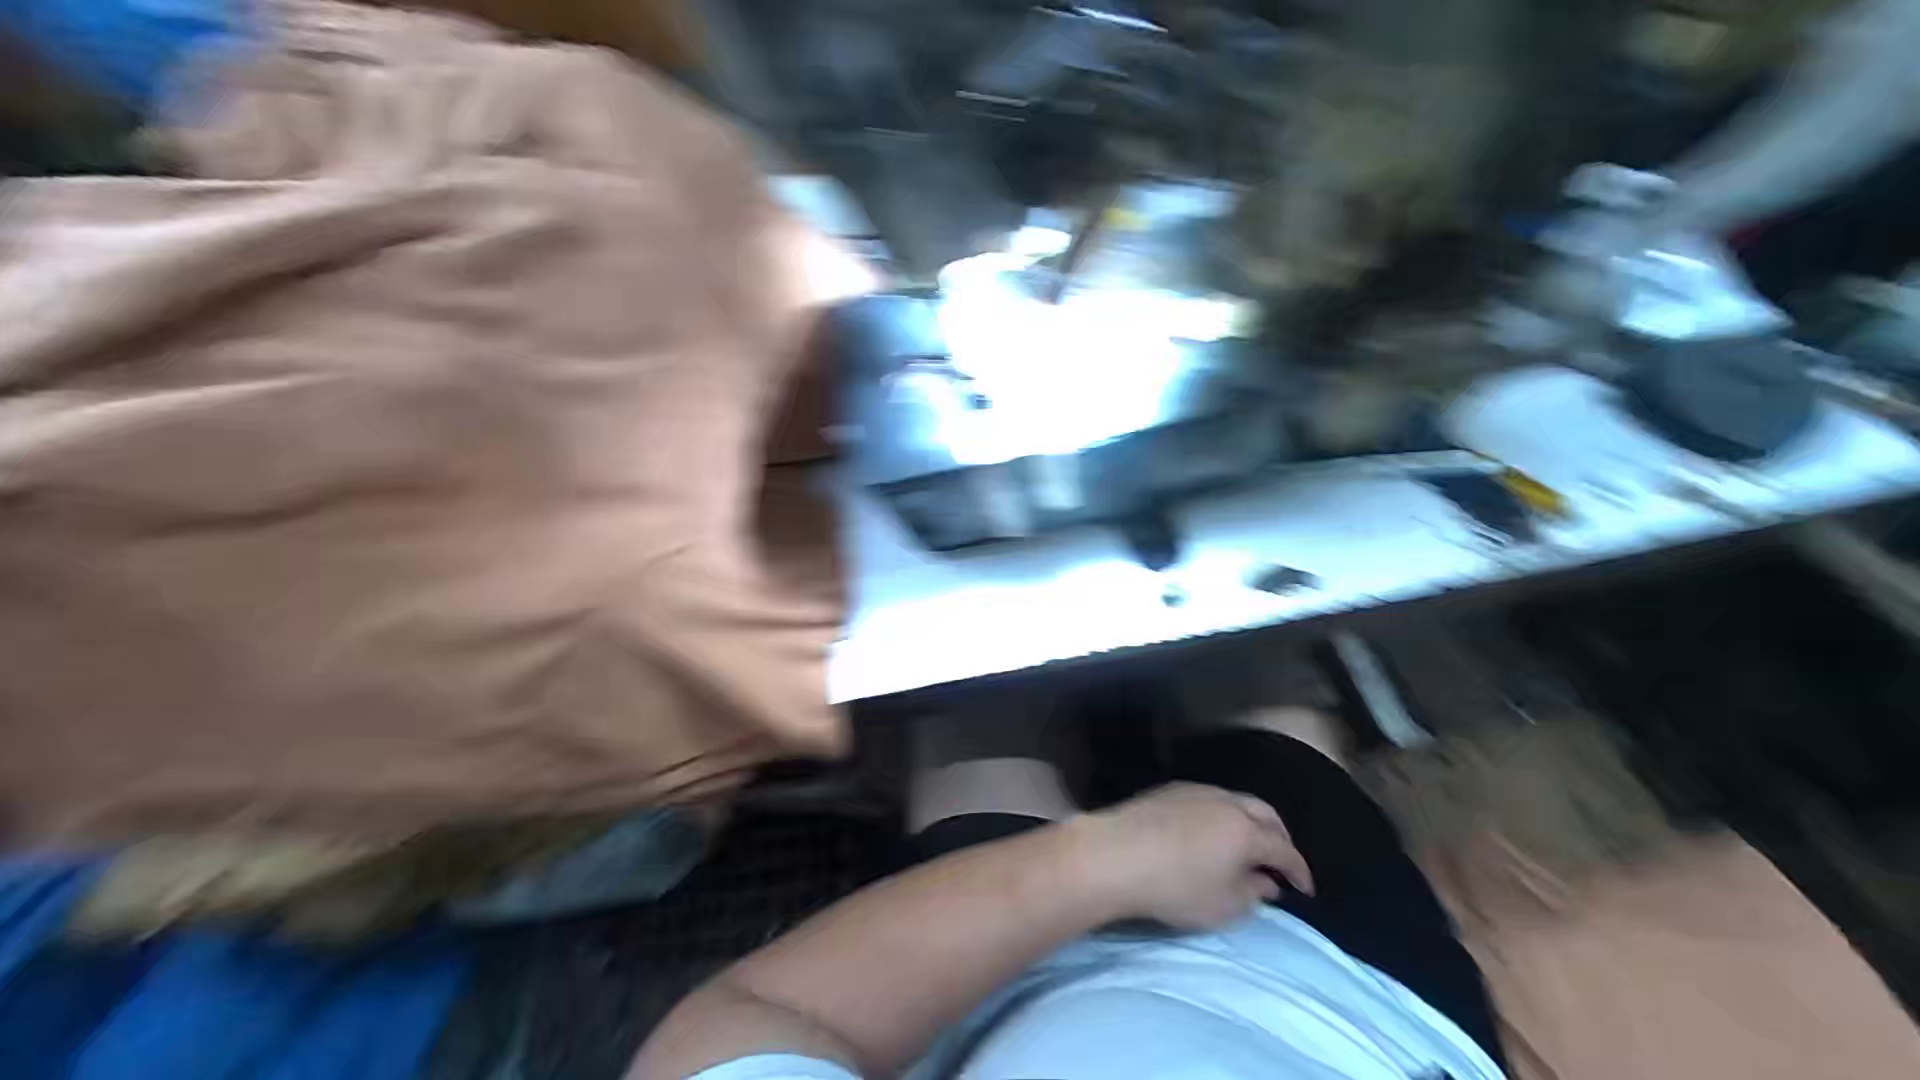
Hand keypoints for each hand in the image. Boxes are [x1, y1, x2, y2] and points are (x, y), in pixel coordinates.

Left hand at [1070, 783, 1313, 930]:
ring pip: (1234, 800)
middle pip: (1264, 813)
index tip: (1305, 890)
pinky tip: (1211, 832)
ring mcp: (1193, 791)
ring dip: (1248, 822)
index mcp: (1246, 830)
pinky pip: (1207, 799)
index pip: (1284, 850)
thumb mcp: (1223, 906)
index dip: (1299, 871)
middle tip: (1280, 861)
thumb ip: (1251, 894)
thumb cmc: (1175, 886)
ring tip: (1246, 846)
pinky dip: (1221, 815)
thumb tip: (1264, 882)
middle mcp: (1224, 801)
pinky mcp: (1166, 791)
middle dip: (1278, 837)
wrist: (1114, 854)